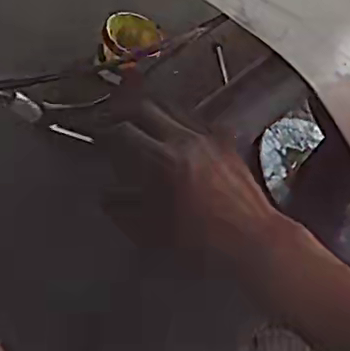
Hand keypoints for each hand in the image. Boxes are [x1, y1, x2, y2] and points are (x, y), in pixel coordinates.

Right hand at [100, 101, 298, 270]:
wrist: (252, 239)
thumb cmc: (202, 244)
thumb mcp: (153, 233)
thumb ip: (125, 211)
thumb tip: (107, 197)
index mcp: (164, 160)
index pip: (124, 131)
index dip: (105, 131)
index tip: (97, 136)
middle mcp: (186, 139)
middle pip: (147, 106)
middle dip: (124, 108)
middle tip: (112, 117)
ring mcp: (208, 135)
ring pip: (173, 106)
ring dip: (152, 108)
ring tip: (139, 117)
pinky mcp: (225, 139)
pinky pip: (196, 117)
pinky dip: (178, 118)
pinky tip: (174, 130)